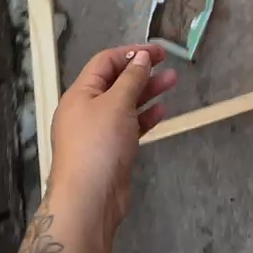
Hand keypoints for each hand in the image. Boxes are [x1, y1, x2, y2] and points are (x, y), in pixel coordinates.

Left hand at [47, 44, 177, 234]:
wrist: (89, 200)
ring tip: (172, 82)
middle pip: (116, 82)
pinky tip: (161, 112)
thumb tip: (142, 57)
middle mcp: (86, 110)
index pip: (105, 62)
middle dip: (142, 72)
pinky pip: (129, 126)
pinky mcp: (110, 150)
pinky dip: (144, 117)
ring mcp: (98, 132)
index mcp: (80, 94)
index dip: (131, 53)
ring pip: (125, 104)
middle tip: (168, 65)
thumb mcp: (117, 104)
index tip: (157, 51)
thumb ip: (131, 79)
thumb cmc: (99, 145)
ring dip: (147, 92)